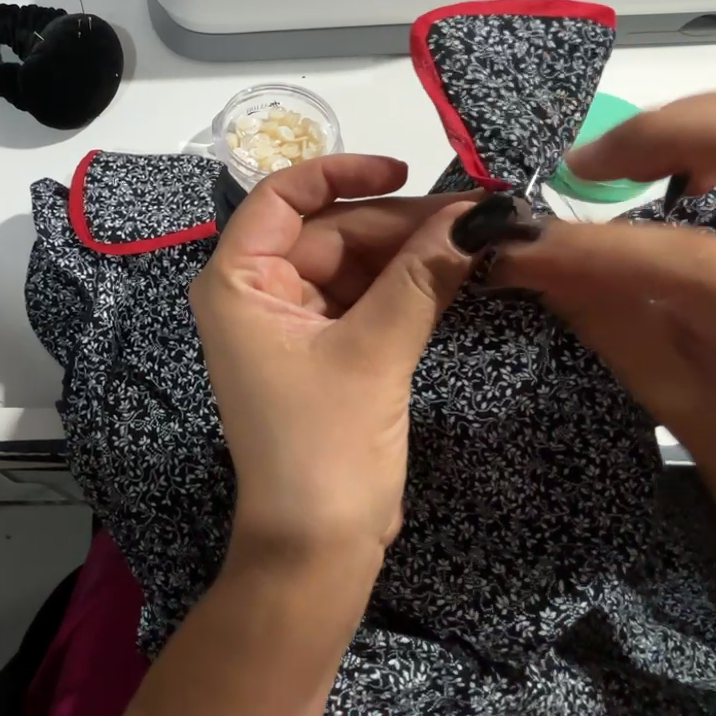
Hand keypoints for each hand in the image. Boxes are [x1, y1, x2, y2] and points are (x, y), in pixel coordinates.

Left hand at [190, 155, 479, 562]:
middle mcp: (254, 292)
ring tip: (477, 239)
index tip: (404, 169)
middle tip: (476, 214)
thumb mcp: (373, 353)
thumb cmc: (324, 446)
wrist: (315, 547)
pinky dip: (402, 286)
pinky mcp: (319, 349)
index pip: (282, 198)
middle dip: (396, 223)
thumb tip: (477, 214)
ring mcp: (287, 321)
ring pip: (350, 263)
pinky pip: (360, 298)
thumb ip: (420, 278)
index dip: (340, 173)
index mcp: (237, 281)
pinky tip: (453, 273)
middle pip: (328, 231)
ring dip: (407, 253)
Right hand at [491, 89, 715, 493]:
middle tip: (587, 164)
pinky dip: (714, 123)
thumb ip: (594, 306)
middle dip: (679, 131)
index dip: (601, 244)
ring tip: (619, 157)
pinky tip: (665, 157)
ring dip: (695, 119)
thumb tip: (516, 246)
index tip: (521, 241)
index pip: (703, 263)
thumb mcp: (651, 380)